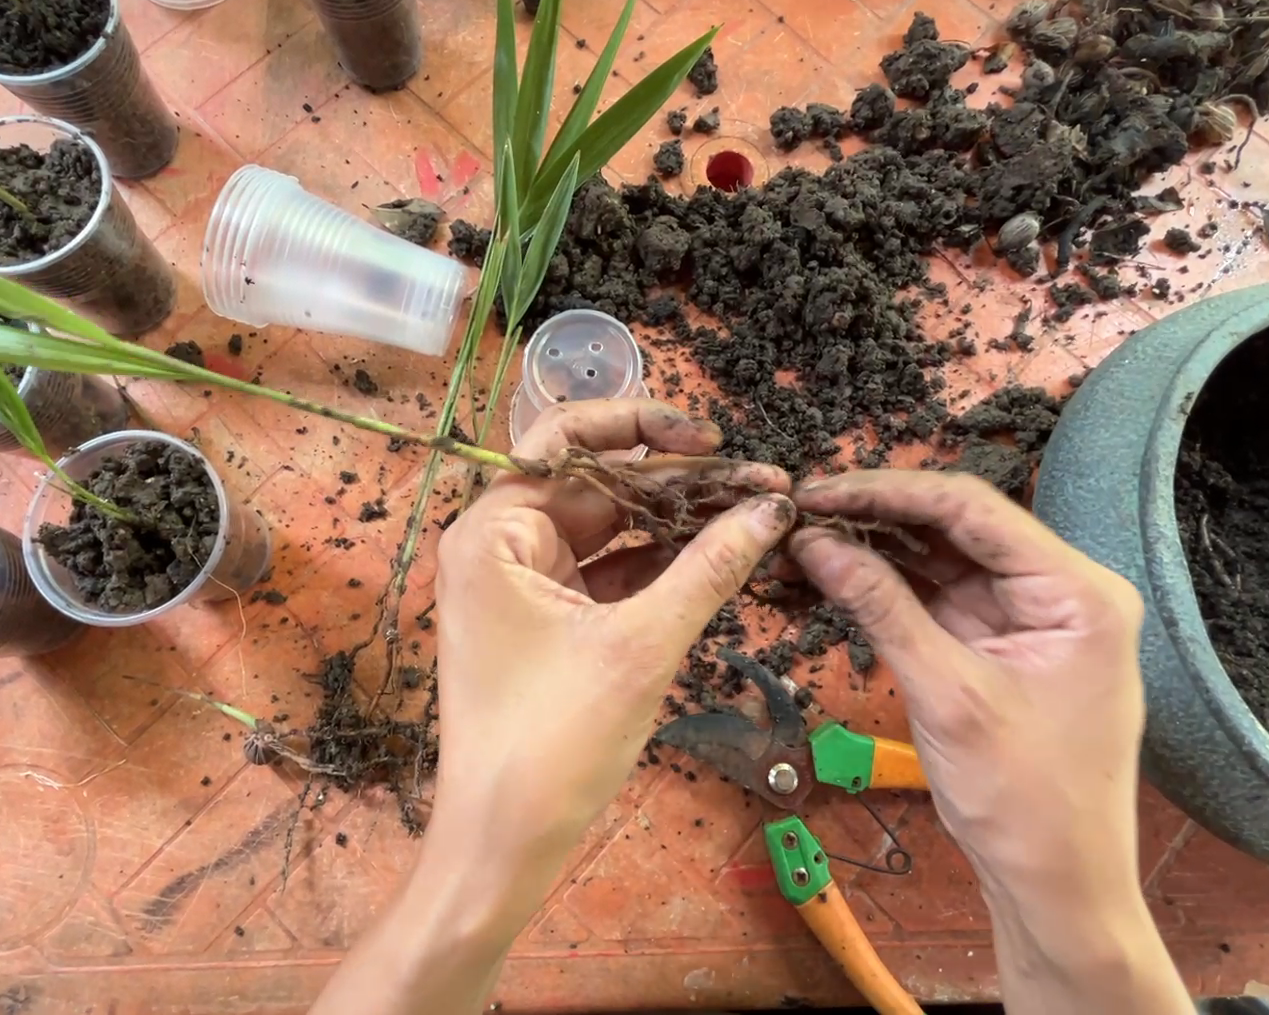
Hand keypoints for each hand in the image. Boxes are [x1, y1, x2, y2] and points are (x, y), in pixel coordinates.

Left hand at [309, 400, 795, 1014]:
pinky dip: (659, 566)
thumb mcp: (640, 645)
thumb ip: (708, 568)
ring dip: (675, 524)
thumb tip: (773, 509)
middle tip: (757, 483)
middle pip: (597, 484)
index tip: (707, 436)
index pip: (565, 438)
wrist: (504, 845)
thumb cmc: (555, 740)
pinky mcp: (549, 617)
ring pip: (609, 528)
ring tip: (751, 513)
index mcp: (495, 528)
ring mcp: (525, 580)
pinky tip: (719, 555)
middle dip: (676, 482)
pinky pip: (609, 572)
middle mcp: (502, 541)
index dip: (639, 424)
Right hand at [790, 472, 1186, 1014]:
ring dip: (868, 547)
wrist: (1053, 881)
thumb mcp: (946, 693)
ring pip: (932, 554)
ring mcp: (1018, 610)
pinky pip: (925, 592)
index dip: (888, 492)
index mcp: (1075, 591)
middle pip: (950, 524)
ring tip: (802, 539)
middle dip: (872, 516)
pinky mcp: (987, 635)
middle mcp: (1053, 587)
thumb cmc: (1024, 797)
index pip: (972, 509)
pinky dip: (876, 584)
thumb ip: (880, 606)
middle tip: (801, 512)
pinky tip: (827, 572)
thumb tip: (812, 544)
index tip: (819, 492)